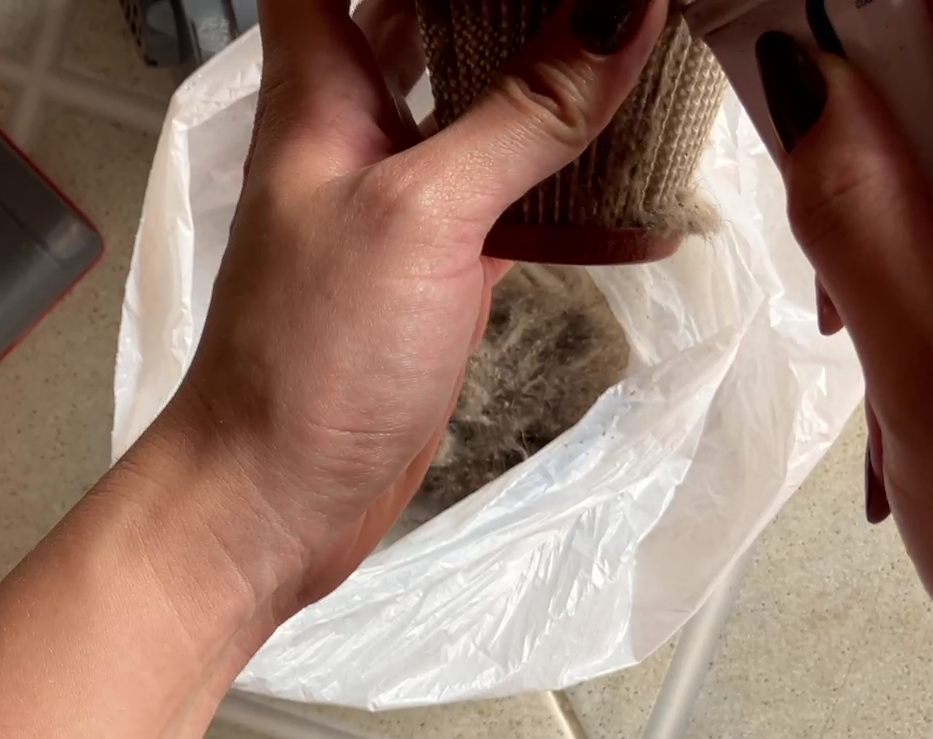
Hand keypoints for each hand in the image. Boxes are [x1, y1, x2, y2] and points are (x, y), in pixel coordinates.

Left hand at [128, 0, 668, 615]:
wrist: (275, 495)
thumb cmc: (314, 357)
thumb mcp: (416, 217)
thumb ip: (518, 115)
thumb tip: (625, 11)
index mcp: (319, 93)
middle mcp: (356, 137)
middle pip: (432, 20)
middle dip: (517, 2)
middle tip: (623, 4)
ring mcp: (400, 211)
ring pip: (486, 116)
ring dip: (563, 87)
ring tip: (657, 60)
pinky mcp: (435, 278)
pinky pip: (511, 210)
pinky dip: (570, 204)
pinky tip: (647, 203)